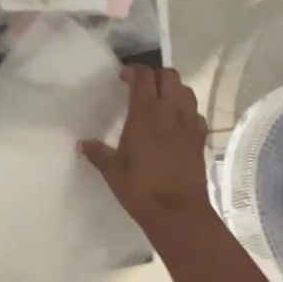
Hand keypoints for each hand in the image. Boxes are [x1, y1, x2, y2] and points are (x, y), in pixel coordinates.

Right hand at [81, 65, 214, 236]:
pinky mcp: (200, 137)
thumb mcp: (112, 170)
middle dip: (155, 75)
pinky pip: (195, 113)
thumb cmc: (140, 188)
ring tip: (159, 102)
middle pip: (169, 75)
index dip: (133, 71)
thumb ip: (97, 153)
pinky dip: (186, 111)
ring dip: (173, 89)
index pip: (143, 76)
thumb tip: (82, 144)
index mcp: (146, 112)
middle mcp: (170, 110)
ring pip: (185, 90)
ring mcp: (189, 122)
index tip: (123, 77)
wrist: (177, 210)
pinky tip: (176, 124)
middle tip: (141, 88)